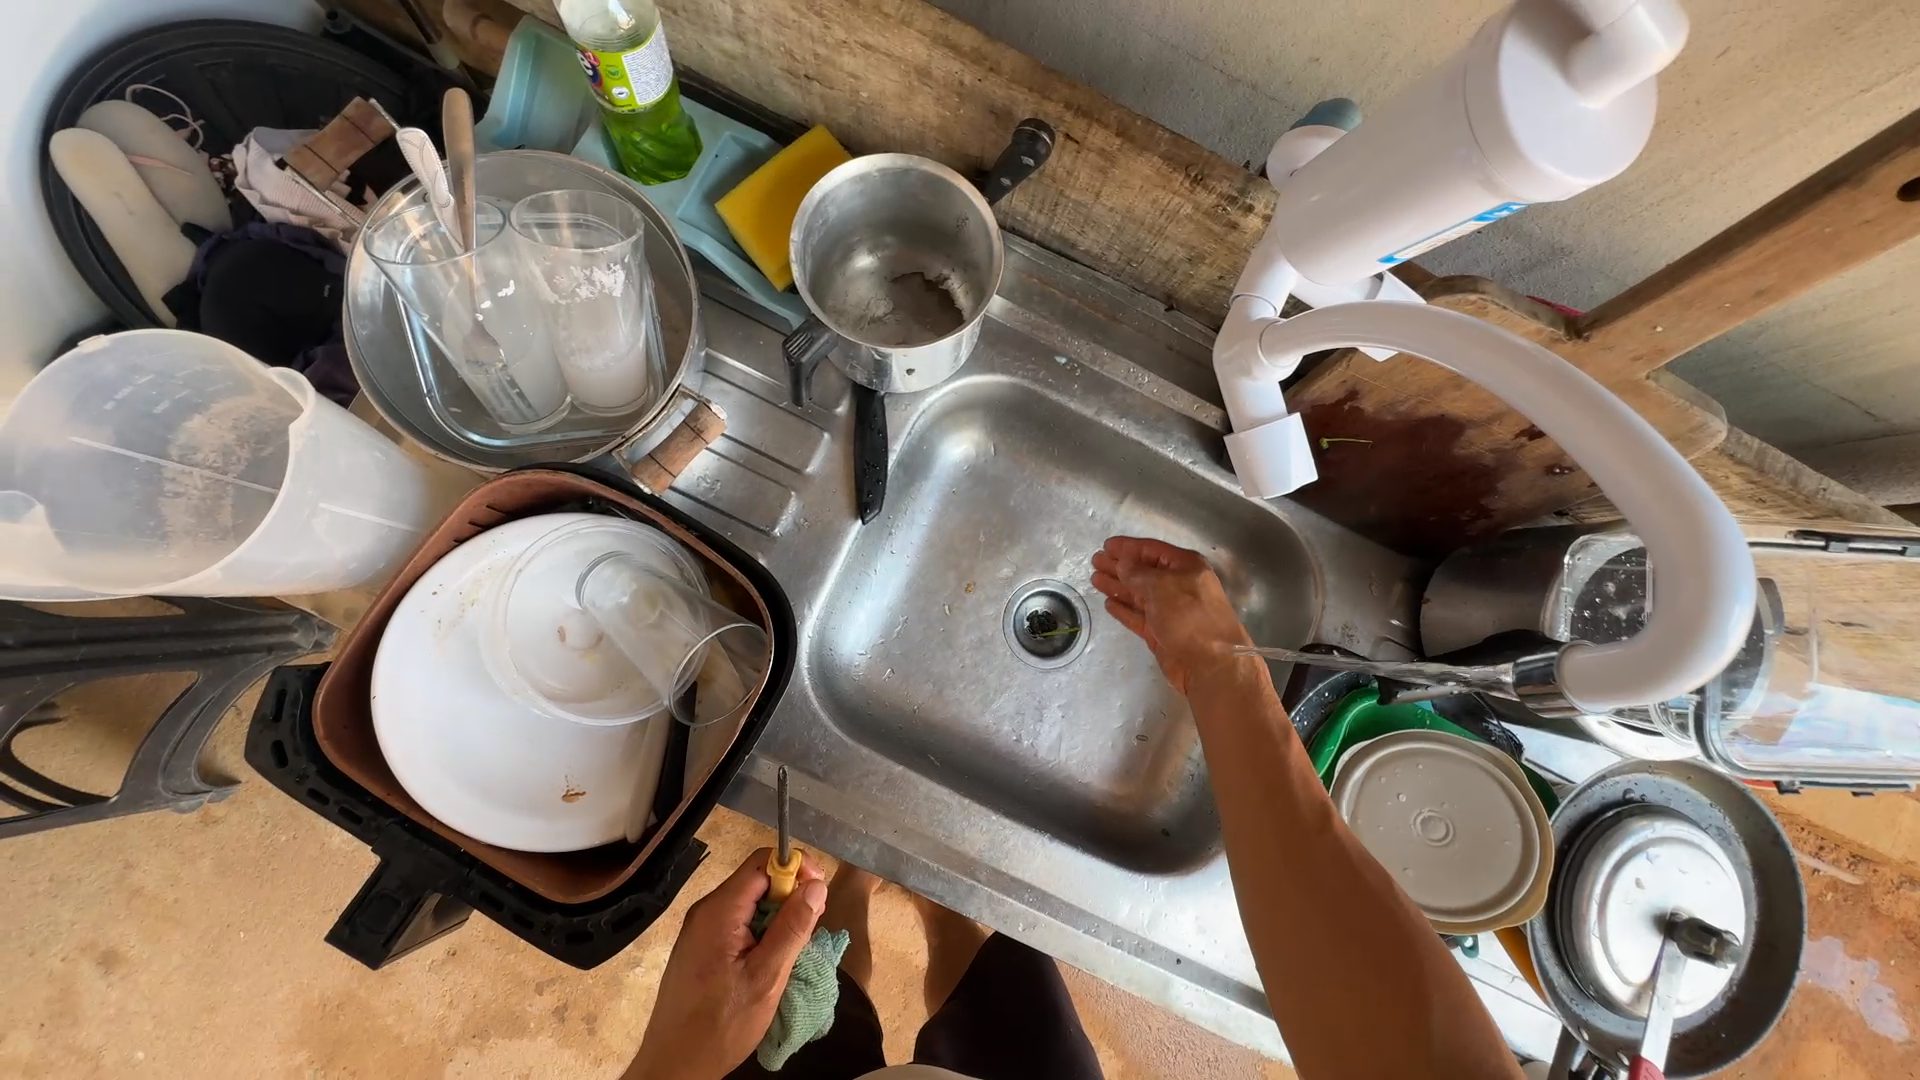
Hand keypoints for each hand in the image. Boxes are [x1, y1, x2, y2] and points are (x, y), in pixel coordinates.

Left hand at [625, 850, 827, 1079]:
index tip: (818, 891)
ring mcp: (700, 929)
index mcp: (719, 911)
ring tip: (793, 945)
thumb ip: (792, 928)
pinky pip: (737, 920)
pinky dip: (760, 929)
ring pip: (748, 901)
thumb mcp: (766, 978)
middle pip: (756, 879)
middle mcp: (706, 911)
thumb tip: (816, 884)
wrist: (673, 1070)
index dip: (795, 868)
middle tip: (811, 923)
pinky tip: (770, 957)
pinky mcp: (700, 946)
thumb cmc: (720, 1027)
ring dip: (776, 914)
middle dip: (788, 893)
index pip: (762, 862)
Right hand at [1091, 536, 1253, 694]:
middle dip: (1119, 566)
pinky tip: (1109, 603)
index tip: (1106, 546)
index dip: (1128, 547)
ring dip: (1117, 586)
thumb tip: (1123, 563)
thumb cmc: (1189, 616)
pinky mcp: (1161, 633)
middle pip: (1143, 572)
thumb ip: (1138, 573)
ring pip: (1138, 594)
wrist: (1210, 664)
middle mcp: (1178, 586)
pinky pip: (1137, 616)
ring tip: (1095, 579)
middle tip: (1096, 561)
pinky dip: (1124, 610)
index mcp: (1185, 567)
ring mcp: (1169, 611)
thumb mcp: (1162, 586)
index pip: (1152, 550)